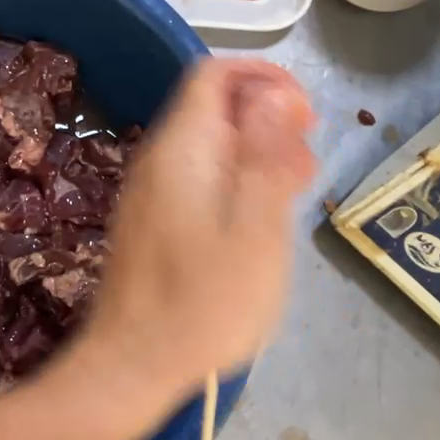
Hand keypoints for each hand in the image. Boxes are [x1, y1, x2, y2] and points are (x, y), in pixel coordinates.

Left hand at [64, 58, 315, 435]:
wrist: (131, 365)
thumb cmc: (203, 304)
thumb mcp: (255, 230)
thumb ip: (265, 156)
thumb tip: (274, 94)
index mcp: (180, 150)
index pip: (213, 75)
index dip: (265, 79)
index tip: (306, 117)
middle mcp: (156, 162)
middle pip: (212, 110)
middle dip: (267, 120)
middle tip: (309, 162)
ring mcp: (148, 195)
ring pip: (207, 149)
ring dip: (255, 156)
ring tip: (295, 193)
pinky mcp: (149, 225)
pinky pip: (195, 183)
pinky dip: (233, 186)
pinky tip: (258, 223)